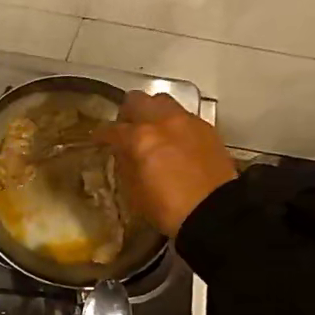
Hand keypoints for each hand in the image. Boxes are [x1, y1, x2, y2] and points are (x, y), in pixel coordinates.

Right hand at [103, 91, 237, 237]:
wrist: (215, 213)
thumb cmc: (170, 209)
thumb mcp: (136, 193)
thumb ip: (126, 166)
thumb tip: (123, 153)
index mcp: (141, 139)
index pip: (113, 130)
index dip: (102, 135)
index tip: (98, 139)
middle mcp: (163, 122)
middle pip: (138, 100)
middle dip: (128, 113)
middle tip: (127, 128)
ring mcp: (187, 122)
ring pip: (163, 102)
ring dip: (153, 112)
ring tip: (153, 130)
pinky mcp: (207, 129)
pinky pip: (184, 116)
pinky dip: (175, 123)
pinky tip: (176, 140)